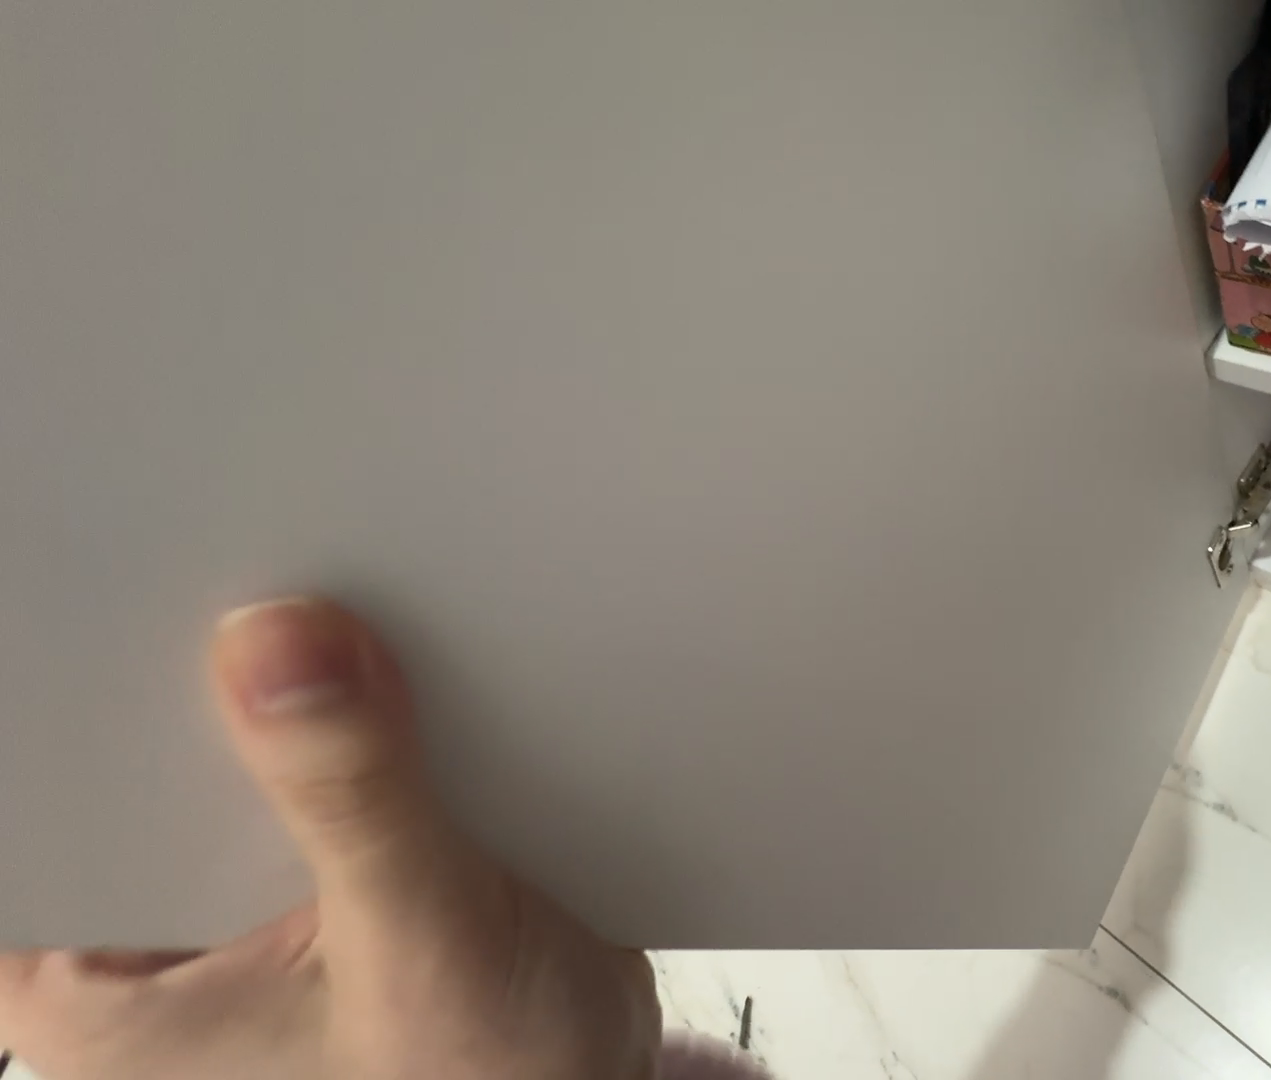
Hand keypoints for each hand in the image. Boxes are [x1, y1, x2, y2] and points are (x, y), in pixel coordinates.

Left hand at [0, 599, 661, 1079]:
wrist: (591, 1072)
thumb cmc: (492, 1068)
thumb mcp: (418, 936)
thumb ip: (352, 799)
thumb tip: (277, 637)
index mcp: (115, 981)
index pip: (60, 793)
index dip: (101, 682)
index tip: (180, 588)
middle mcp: (191, 914)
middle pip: (184, 750)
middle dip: (250, 671)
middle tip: (310, 578)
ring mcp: (293, 873)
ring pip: (292, 739)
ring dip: (348, 681)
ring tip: (389, 610)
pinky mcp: (377, 843)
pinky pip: (379, 747)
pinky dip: (415, 704)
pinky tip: (451, 668)